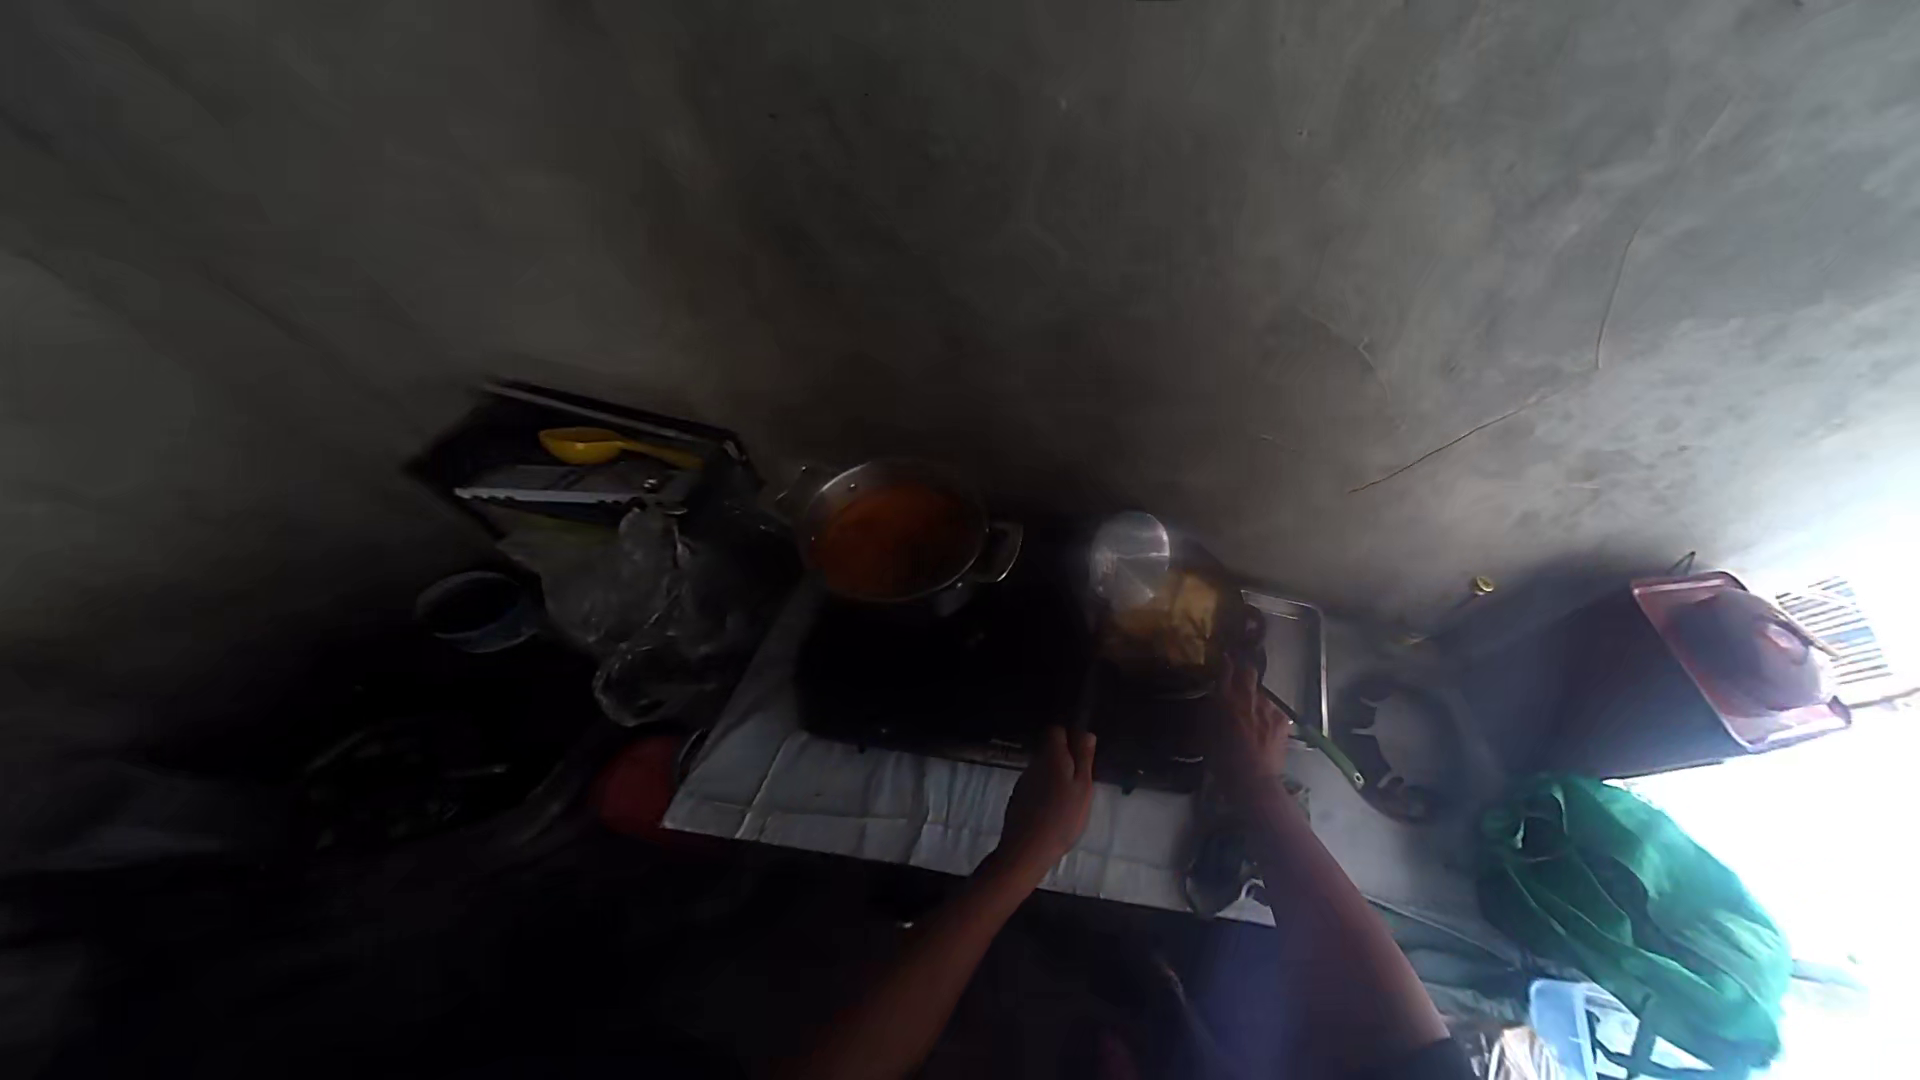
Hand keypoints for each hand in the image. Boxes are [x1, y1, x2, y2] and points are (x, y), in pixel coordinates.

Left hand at [996, 725, 1096, 878]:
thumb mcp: (1083, 787)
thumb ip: (1083, 758)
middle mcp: (1034, 763)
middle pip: (1050, 750)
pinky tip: (1054, 812)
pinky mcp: (1019, 797)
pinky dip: (1046, 793)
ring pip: (1043, 769)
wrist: (1028, 848)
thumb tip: (1086, 732)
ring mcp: (1024, 780)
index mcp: (1050, 756)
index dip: (1070, 738)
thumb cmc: (1062, 816)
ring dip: (1056, 778)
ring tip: (1069, 802)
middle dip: (1065, 761)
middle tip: (1080, 785)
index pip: (1056, 730)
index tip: (1082, 757)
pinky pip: (1036, 786)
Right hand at [1208, 656, 1291, 800]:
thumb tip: (1213, 699)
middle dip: (1244, 670)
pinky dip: (1268, 713)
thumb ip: (1212, 711)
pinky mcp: (1282, 720)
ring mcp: (1268, 708)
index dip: (1226, 661)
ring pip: (1262, 692)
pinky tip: (1265, 725)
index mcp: (1225, 700)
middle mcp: (1248, 698)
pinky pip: (1273, 709)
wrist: (1253, 779)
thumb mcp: (1207, 732)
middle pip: (1249, 672)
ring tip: (1253, 709)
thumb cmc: (1222, 759)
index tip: (1225, 656)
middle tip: (1240, 675)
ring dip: (1256, 696)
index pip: (1226, 670)